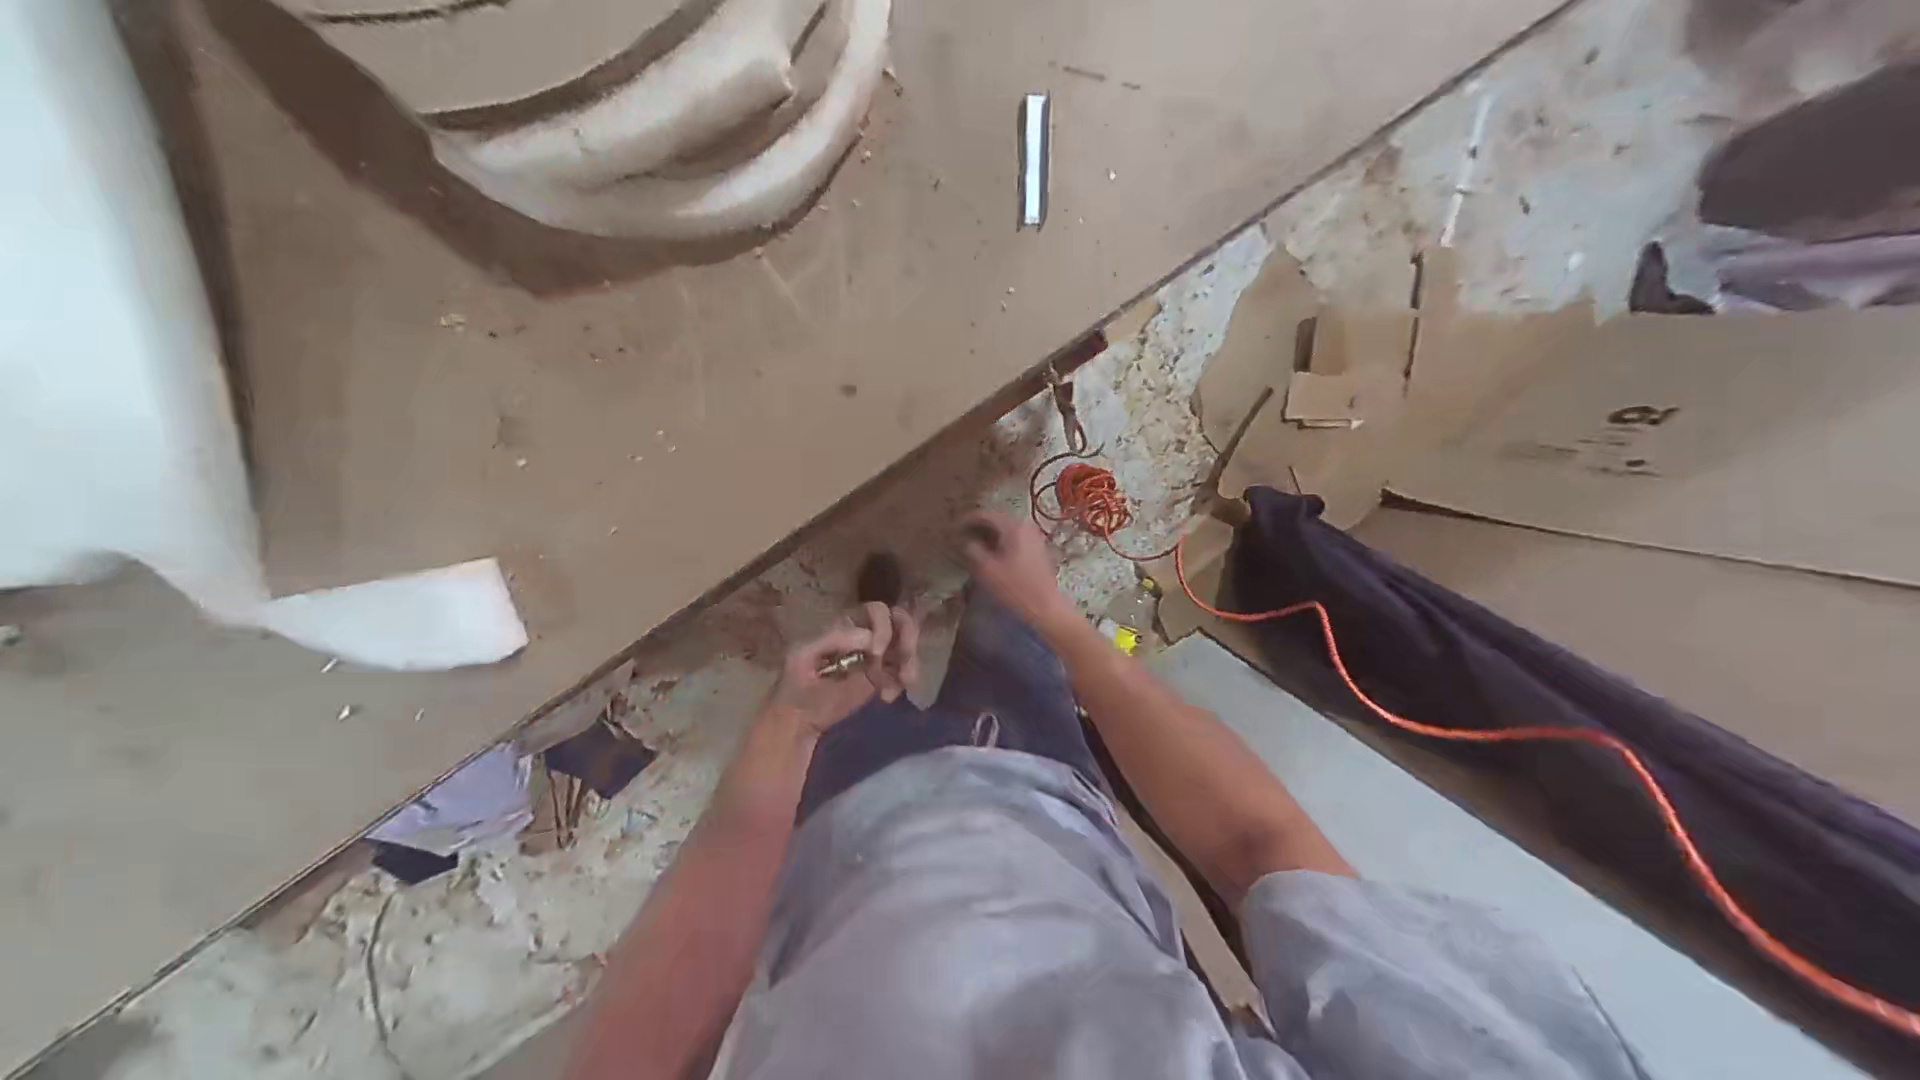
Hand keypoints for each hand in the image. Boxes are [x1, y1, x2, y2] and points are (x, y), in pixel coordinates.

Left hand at [764, 602, 920, 735]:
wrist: (798, 720)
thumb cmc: (796, 684)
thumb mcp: (804, 655)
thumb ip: (832, 639)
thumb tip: (869, 638)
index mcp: (847, 626)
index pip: (876, 611)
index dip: (883, 627)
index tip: (878, 652)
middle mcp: (866, 636)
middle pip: (900, 622)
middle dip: (907, 637)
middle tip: (903, 658)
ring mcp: (877, 657)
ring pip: (906, 646)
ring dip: (910, 662)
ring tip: (903, 682)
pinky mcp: (883, 679)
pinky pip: (904, 672)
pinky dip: (903, 682)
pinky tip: (888, 696)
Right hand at [960, 511, 1074, 629]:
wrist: (1045, 607)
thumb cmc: (1014, 588)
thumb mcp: (986, 569)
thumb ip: (972, 550)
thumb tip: (965, 541)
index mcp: (1013, 527)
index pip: (985, 515)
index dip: (966, 520)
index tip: (953, 528)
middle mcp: (1026, 526)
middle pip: (997, 520)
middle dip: (978, 527)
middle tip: (962, 536)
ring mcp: (1034, 537)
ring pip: (1006, 530)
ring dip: (989, 535)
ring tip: (974, 545)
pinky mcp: (1038, 549)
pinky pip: (1014, 538)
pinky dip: (1001, 542)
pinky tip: (992, 554)